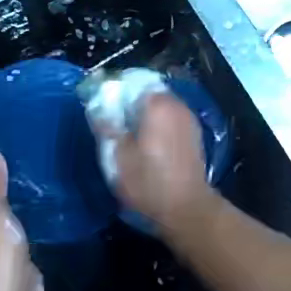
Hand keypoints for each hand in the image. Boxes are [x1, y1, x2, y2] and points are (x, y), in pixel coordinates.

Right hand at [110, 91, 219, 234]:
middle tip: (114, 120)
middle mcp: (176, 103)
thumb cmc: (148, 183)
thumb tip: (97, 105)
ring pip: (161, 104)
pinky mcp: (194, 133)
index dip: (115, 89)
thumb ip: (107, 125)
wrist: (187, 209)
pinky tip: (148, 142)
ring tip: (130, 132)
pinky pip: (171, 117)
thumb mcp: (117, 157)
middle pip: (148, 91)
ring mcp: (188, 117)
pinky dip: (159, 122)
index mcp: (156, 104)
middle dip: (130, 101)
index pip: (132, 81)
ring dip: (145, 112)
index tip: (103, 104)